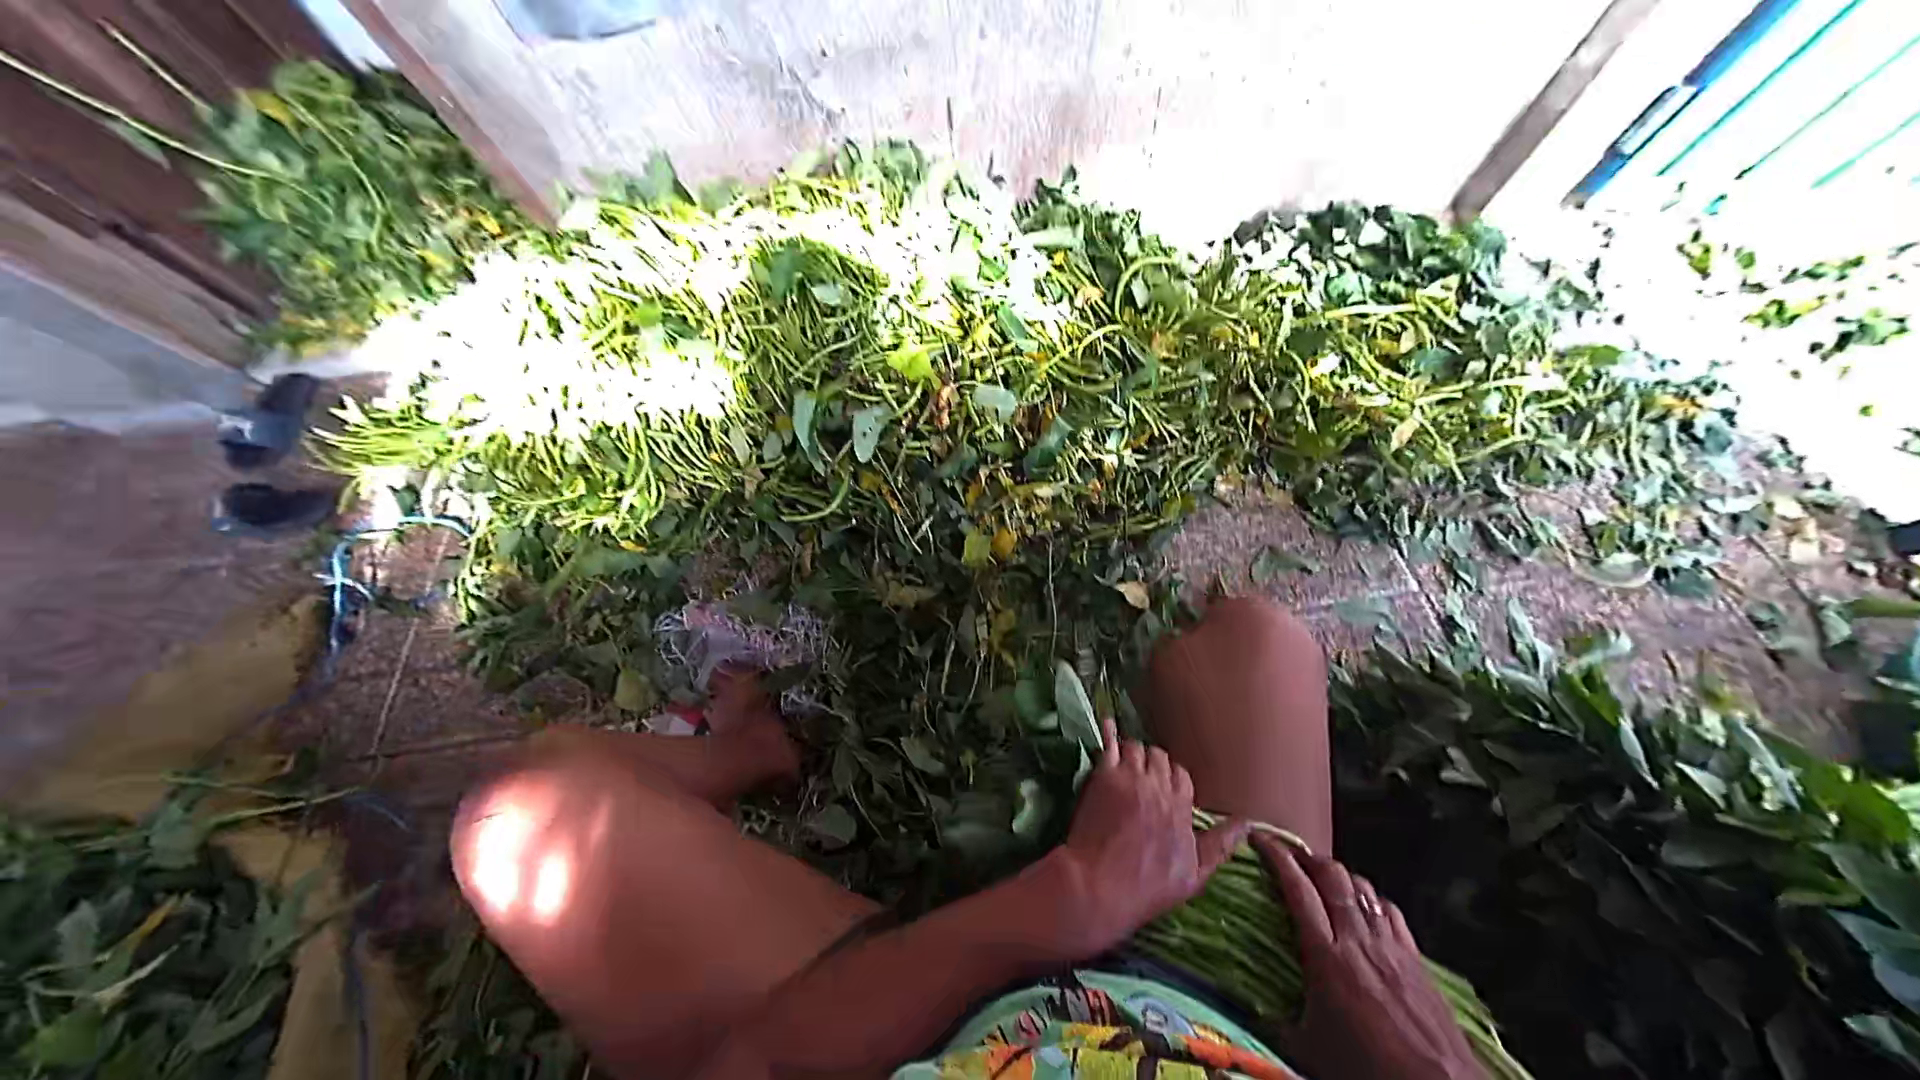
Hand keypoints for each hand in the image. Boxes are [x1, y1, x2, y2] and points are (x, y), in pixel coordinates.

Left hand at [1038, 716, 1249, 958]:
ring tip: (1124, 762)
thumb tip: (1248, 825)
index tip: (1163, 787)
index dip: (1172, 780)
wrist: (1101, 884)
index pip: (1183, 777)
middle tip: (1141, 774)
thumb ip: (1220, 845)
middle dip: (1152, 763)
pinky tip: (1107, 723)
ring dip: (1132, 753)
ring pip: (1137, 748)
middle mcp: (1159, 787)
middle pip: (1160, 758)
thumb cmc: (1148, 886)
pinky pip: (1110, 744)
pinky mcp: (1104, 776)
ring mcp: (1131, 779)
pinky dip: (1110, 733)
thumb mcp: (1194, 874)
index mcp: (1182, 808)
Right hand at [1256, 838, 1486, 1079]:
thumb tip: (1236, 1004)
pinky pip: (1389, 911)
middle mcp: (1357, 940)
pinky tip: (1364, 906)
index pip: (1297, 888)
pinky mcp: (1416, 959)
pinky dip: (1370, 898)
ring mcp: (1390, 946)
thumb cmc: (1367, 1069)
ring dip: (1338, 874)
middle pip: (1332, 877)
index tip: (1260, 839)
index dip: (1277, 857)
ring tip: (1322, 875)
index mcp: (1326, 955)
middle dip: (1307, 857)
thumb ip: (1272, 1020)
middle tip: (1289, 854)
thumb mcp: (1307, 1049)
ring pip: (1362, 888)